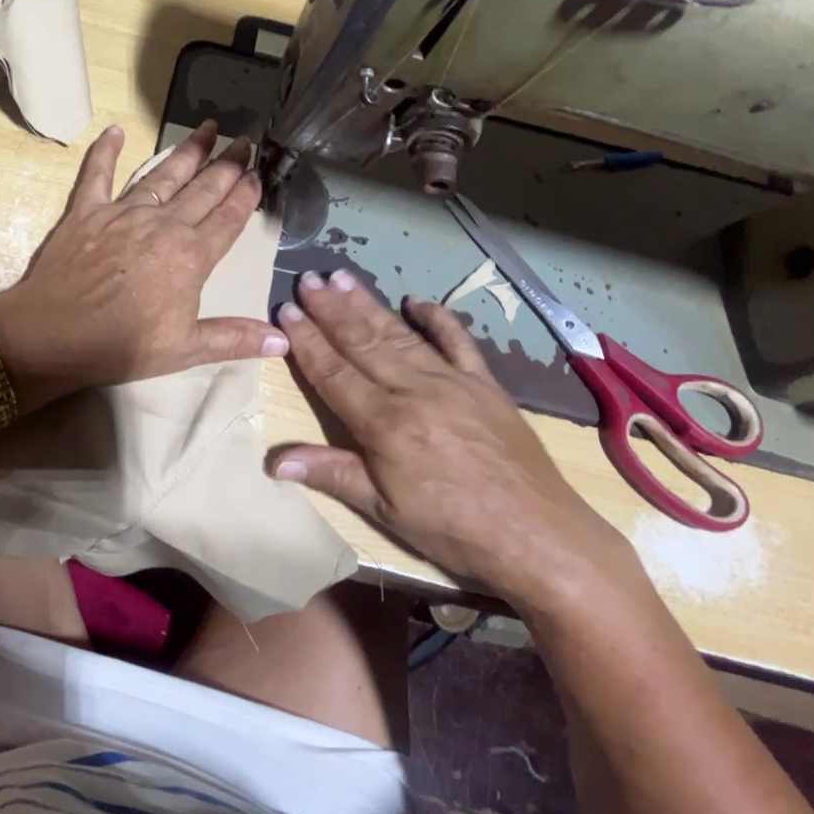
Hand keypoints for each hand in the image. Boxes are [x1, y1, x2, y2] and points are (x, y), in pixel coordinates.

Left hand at [0, 122, 285, 411]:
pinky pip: (97, 174)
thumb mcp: (185, 349)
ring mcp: (123, 213)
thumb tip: (282, 339)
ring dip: (187, 151)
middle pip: (202, 189)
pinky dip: (105, 151)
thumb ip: (233, 339)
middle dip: (227, 165)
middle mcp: (163, 224)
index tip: (258, 174)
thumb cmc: (122, 346)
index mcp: (191, 256)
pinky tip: (116, 130)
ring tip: (207, 128)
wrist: (55, 334)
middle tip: (244, 141)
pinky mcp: (86, 212)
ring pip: (162, 175)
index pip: (228, 218)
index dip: (245, 196)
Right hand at [270, 270, 643, 615]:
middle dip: (331, 309)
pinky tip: (417, 301)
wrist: (538, 536)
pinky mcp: (487, 386)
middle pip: (363, 343)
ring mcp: (454, 383)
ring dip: (368, 304)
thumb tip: (275, 460)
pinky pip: (458, 342)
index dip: (307, 341)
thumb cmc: (452, 530)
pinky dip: (438, 318)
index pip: (334, 373)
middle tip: (307, 279)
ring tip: (342, 277)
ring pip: (401, 335)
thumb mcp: (385, 511)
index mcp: (385, 424)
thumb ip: (332, 474)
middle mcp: (416, 392)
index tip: (286, 311)